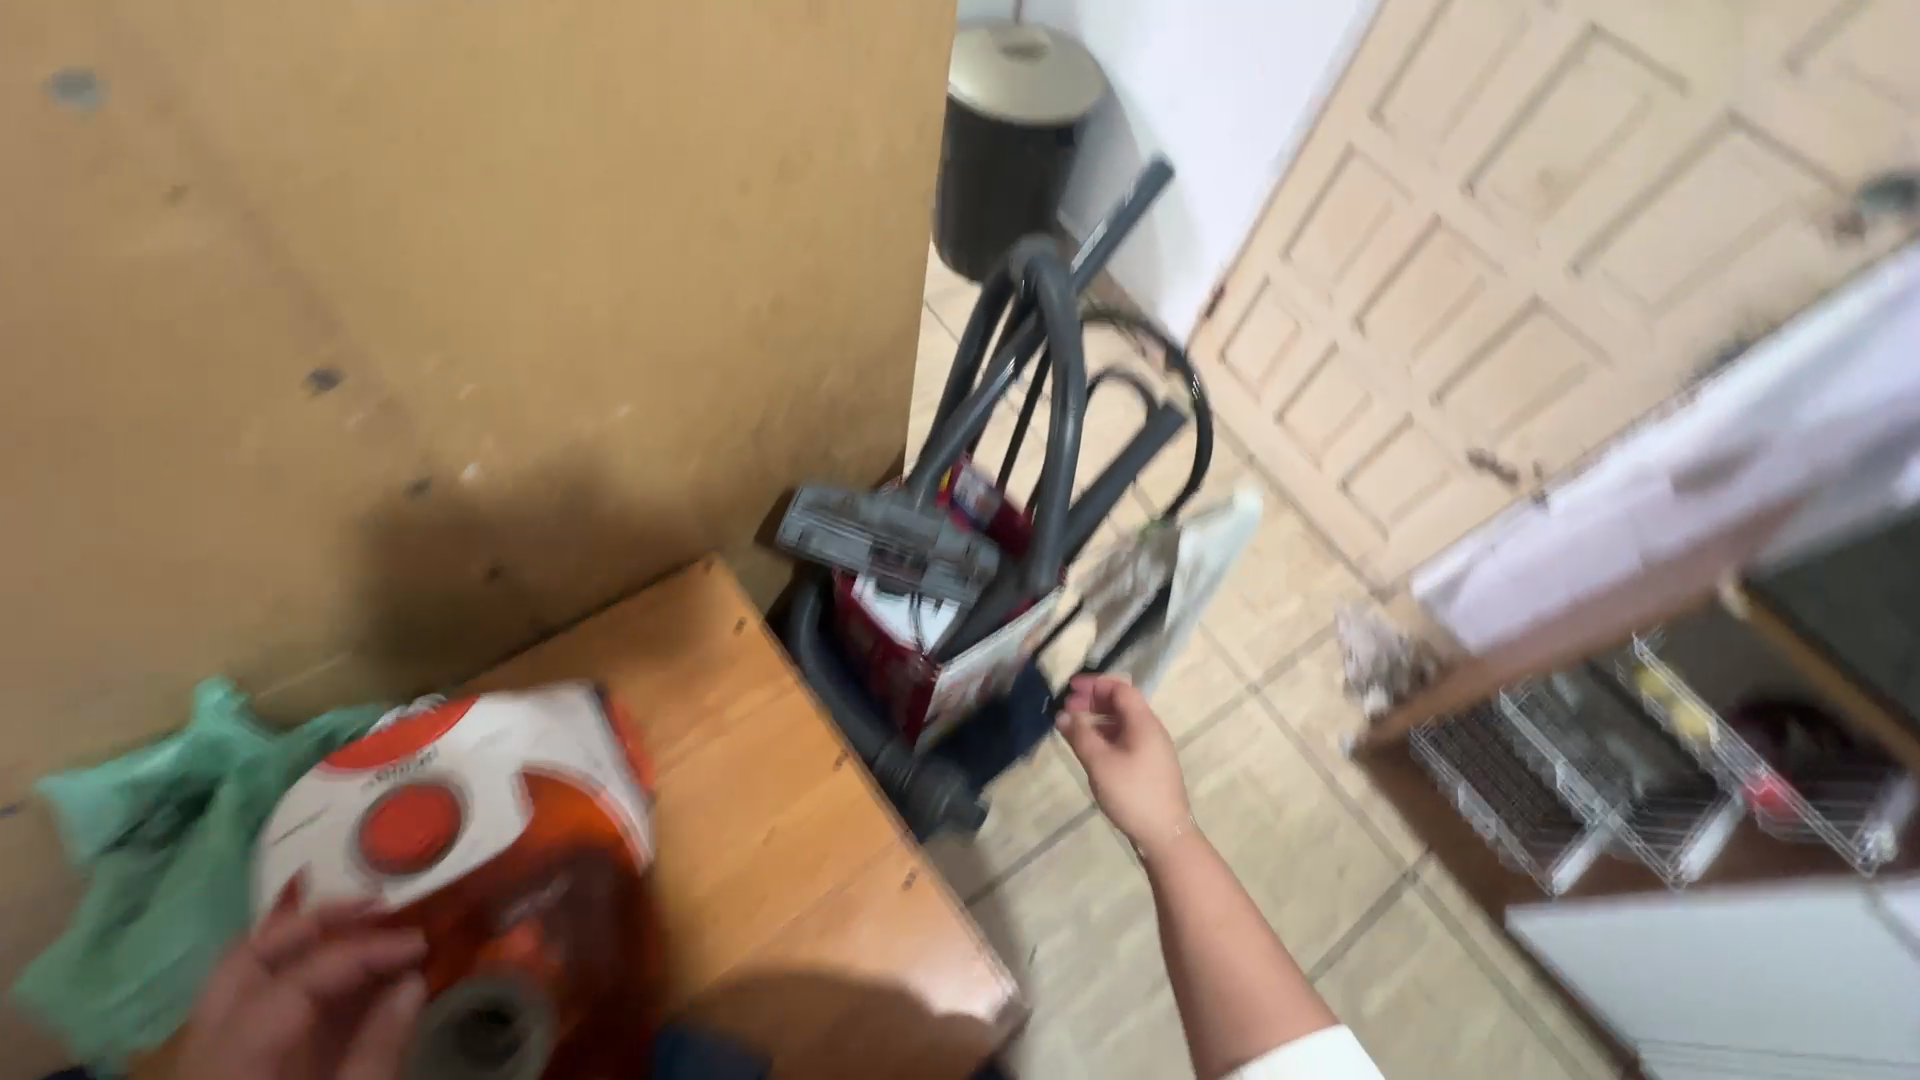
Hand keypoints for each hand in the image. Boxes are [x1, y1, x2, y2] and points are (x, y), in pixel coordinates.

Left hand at [179, 898, 427, 1079]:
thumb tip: (412, 980)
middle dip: (316, 922)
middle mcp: (204, 1053)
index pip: (297, 980)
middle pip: (245, 960)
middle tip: (380, 908)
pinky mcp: (226, 1070)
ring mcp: (207, 1060)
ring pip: (240, 973)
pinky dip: (301, 971)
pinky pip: (253, 1001)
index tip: (420, 943)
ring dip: (304, 939)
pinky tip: (349, 970)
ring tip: (366, 924)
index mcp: (233, 1067)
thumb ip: (378, 1048)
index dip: (363, 950)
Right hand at [1056, 674, 1193, 856]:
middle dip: (1093, 701)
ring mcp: (1153, 749)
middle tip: (1066, 709)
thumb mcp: (1099, 762)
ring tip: (1074, 729)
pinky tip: (1091, 750)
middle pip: (1122, 704)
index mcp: (1144, 722)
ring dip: (1098, 720)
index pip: (1120, 689)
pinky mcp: (1150, 766)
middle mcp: (1152, 730)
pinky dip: (1106, 736)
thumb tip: (1062, 715)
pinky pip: (1126, 739)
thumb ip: (1079, 735)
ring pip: (1123, 723)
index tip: (1069, 688)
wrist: (1165, 835)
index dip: (1094, 684)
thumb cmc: (1132, 793)